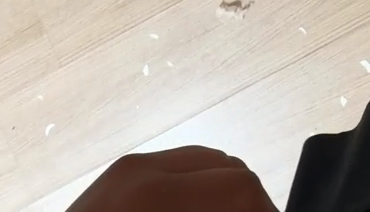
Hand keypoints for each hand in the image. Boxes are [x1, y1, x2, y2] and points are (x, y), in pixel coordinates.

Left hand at [65, 146, 276, 211]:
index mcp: (154, 200)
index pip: (241, 190)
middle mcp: (143, 172)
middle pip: (231, 171)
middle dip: (250, 207)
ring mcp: (129, 168)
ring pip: (209, 163)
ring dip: (227, 197)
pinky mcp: (119, 174)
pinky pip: (180, 167)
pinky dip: (201, 191)